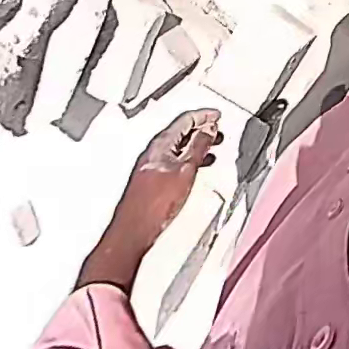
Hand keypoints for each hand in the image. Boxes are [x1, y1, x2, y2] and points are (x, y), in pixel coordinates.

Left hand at [76, 109, 222, 290]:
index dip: (204, 115)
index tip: (216, 115)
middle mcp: (154, 151)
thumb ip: (199, 146)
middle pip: (181, 131)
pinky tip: (196, 166)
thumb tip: (209, 129)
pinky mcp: (151, 180)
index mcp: (161, 144)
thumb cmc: (153, 205)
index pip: (185, 119)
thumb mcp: (186, 170)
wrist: (132, 233)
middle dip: (202, 128)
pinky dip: (189, 158)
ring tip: (212, 146)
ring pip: (178, 146)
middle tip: (217, 128)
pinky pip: (174, 159)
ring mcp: (151, 165)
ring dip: (197, 144)